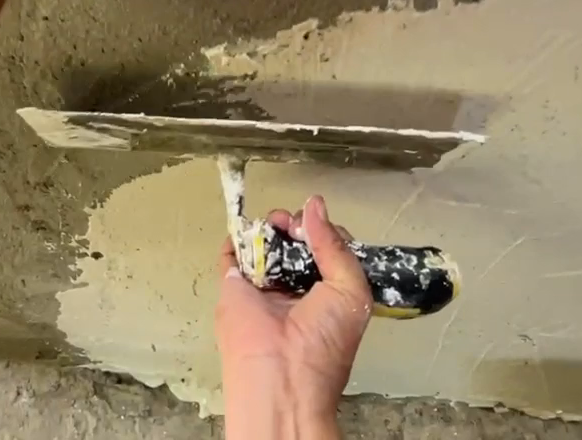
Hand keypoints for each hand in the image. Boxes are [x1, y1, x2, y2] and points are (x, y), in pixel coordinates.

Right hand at [216, 196, 370, 439]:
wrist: (279, 378)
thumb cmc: (323, 341)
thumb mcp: (350, 293)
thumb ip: (336, 246)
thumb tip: (315, 204)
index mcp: (326, 292)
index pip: (326, 248)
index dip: (324, 230)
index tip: (318, 224)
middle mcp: (295, 287)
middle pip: (294, 242)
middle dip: (295, 224)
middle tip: (293, 223)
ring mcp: (263, 285)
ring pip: (265, 243)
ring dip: (269, 226)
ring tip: (274, 223)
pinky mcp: (233, 286)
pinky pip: (232, 254)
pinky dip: (235, 237)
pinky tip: (246, 228)